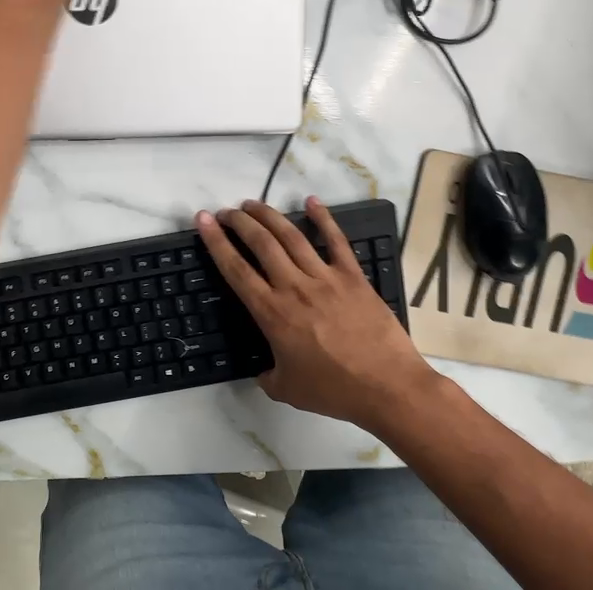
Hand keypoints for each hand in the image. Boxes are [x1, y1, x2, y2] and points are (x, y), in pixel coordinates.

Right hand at [194, 198, 440, 432]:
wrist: (388, 387)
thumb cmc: (335, 390)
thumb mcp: (288, 390)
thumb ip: (268, 376)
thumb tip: (262, 371)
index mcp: (272, 313)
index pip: (235, 268)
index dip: (215, 241)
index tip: (203, 220)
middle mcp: (293, 287)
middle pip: (260, 243)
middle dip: (239, 222)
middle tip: (226, 212)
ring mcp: (325, 278)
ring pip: (290, 236)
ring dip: (269, 216)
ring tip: (253, 204)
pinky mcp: (353, 277)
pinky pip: (336, 241)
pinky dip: (323, 218)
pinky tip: (312, 201)